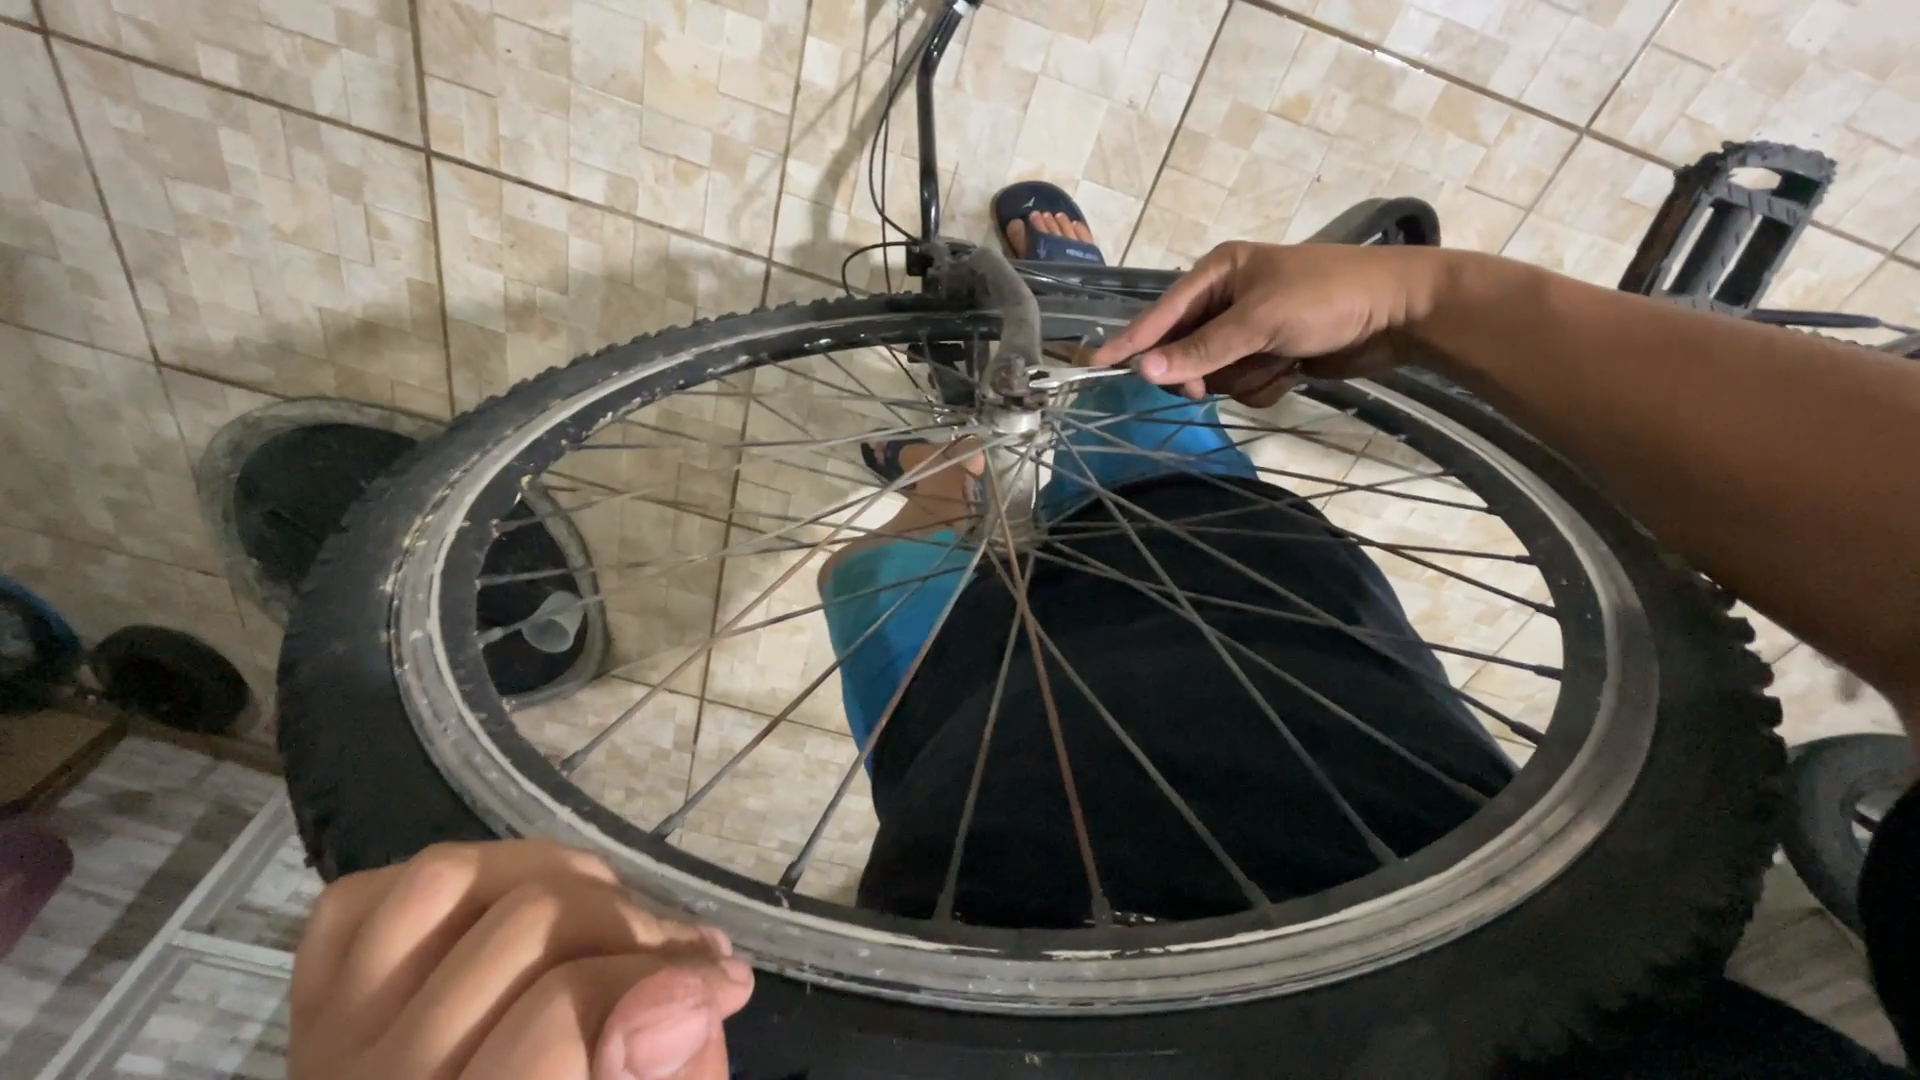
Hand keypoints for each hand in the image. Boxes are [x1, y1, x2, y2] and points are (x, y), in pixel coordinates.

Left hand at [289, 840, 752, 1079]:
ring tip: (607, 918)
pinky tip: (507, 918)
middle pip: (525, 924)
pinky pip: (364, 897)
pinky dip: (451, 882)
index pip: (557, 1017)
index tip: (726, 984)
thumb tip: (695, 985)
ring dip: (556, 877)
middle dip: (634, 925)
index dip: (663, 983)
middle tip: (685, 956)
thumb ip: (678, 1073)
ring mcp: (323, 1042)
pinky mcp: (311, 1008)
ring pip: (446, 876)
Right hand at [1090, 242, 1449, 405]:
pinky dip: (1265, 384)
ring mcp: (1248, 329)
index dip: (1130, 342)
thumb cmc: (1327, 298)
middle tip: (1208, 386)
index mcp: (1218, 272)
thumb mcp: (1259, 321)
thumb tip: (1144, 371)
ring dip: (1244, 377)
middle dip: (1204, 369)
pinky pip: (1244, 383)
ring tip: (1278, 361)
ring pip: (1216, 373)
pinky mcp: (1270, 354)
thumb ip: (1201, 350)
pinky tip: (1293, 371)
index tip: (1095, 365)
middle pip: (1184, 350)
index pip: (1160, 314)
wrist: (1401, 313)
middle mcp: (1227, 299)